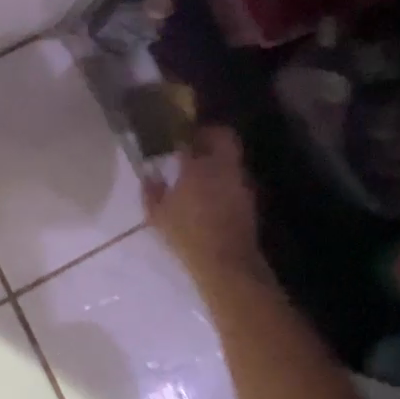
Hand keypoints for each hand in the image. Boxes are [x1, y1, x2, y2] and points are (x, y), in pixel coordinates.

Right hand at [145, 125, 268, 286]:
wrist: (227, 263)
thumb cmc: (188, 235)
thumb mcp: (158, 215)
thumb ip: (151, 191)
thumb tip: (149, 175)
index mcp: (198, 166)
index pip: (193, 137)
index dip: (185, 135)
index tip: (177, 139)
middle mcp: (223, 167)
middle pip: (224, 137)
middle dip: (211, 136)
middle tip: (196, 144)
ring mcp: (240, 182)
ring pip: (232, 158)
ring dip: (219, 159)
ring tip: (203, 172)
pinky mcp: (250, 199)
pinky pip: (236, 179)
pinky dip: (226, 180)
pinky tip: (214, 194)